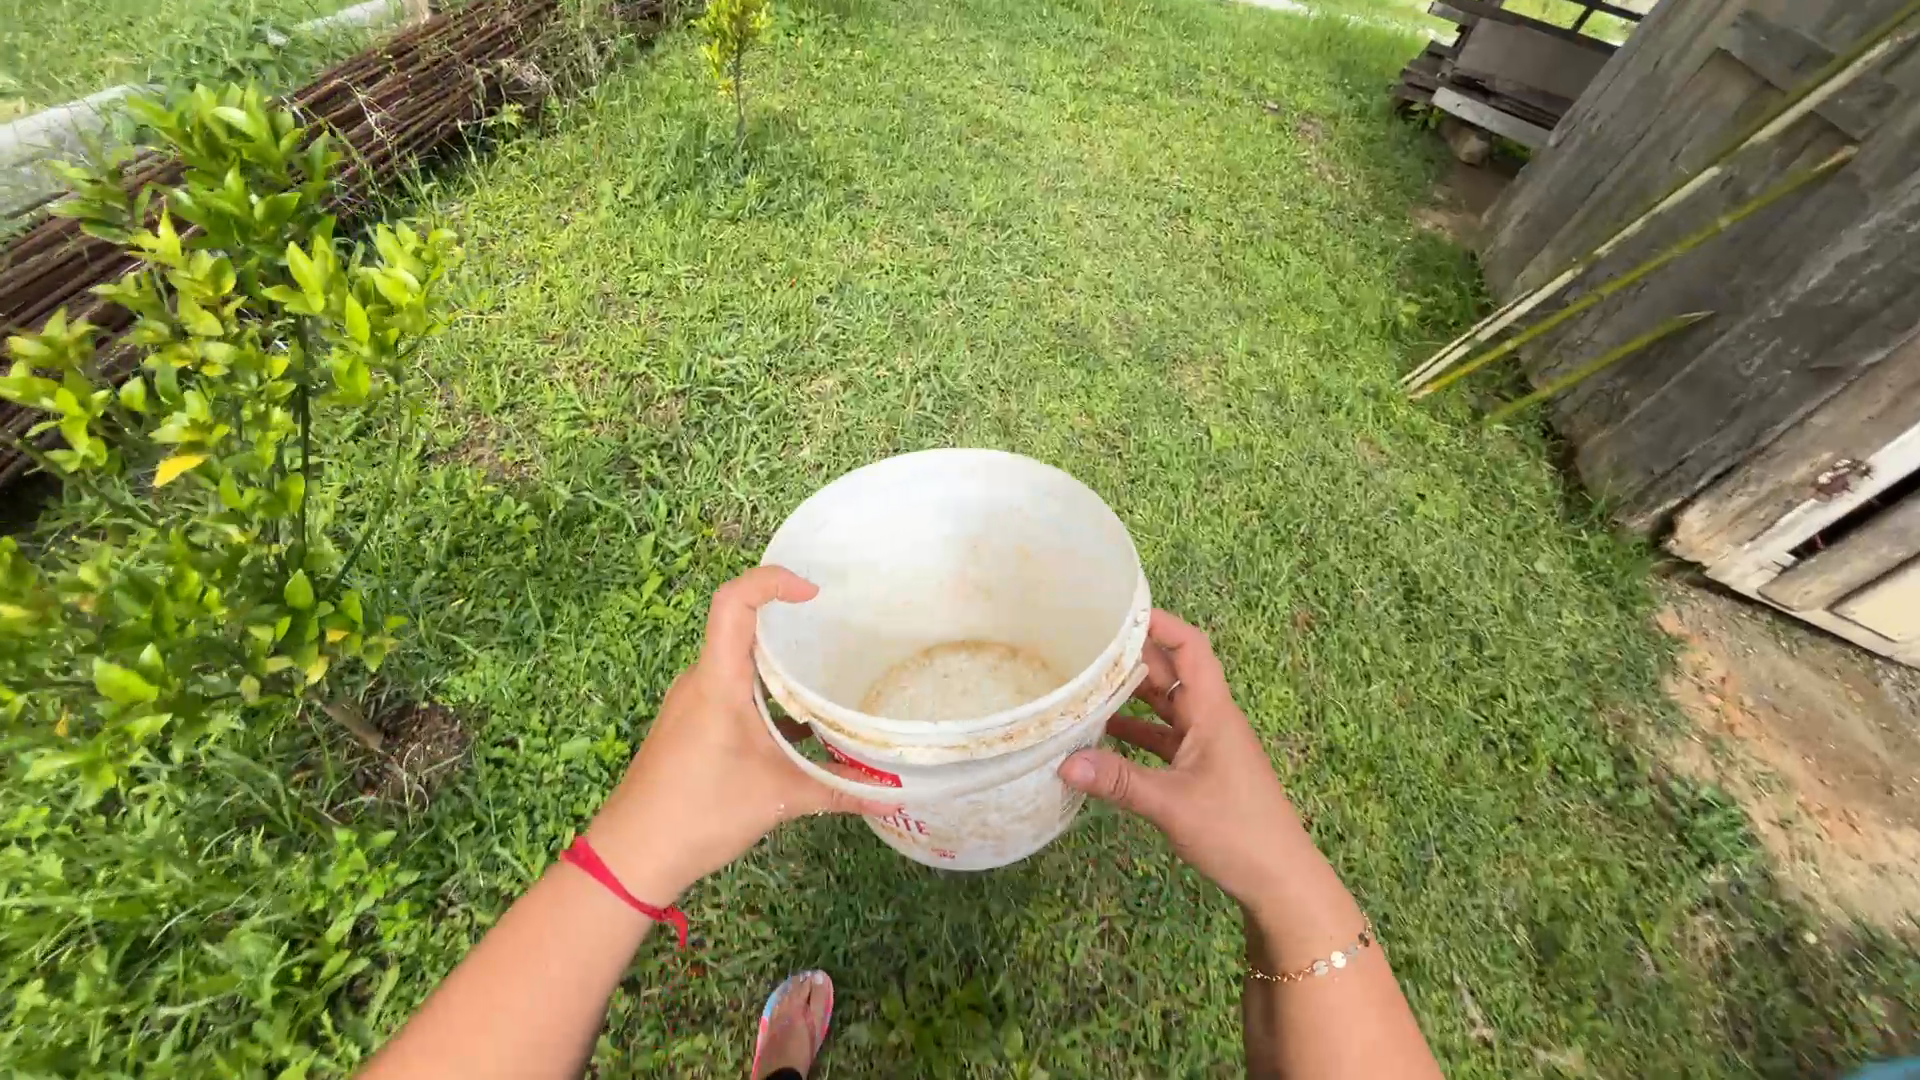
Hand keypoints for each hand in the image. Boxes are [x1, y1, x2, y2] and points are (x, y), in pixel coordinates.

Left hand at [585, 566, 896, 903]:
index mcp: (718, 681)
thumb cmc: (701, 812)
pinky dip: (766, 694)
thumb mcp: (779, 796)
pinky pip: (733, 688)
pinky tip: (799, 722)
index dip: (772, 581)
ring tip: (826, 673)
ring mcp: (693, 701)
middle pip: (741, 625)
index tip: (814, 594)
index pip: (734, 602)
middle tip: (836, 630)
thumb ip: (838, 790)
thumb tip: (892, 798)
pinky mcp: (692, 723)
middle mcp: (702, 680)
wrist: (631, 857)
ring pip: (739, 660)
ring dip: (779, 663)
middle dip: (788, 621)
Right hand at [1058, 609, 1307, 907]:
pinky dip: (1136, 733)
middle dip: (1133, 656)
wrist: (1283, 883)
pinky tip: (1103, 739)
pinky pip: (1164, 738)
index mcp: (1213, 712)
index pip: (1191, 647)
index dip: (1160, 623)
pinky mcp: (1202, 770)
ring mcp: (1207, 745)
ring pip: (1166, 706)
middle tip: (1087, 646)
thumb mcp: (1171, 804)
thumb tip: (1063, 762)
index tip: (1119, 612)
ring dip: (1131, 695)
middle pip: (1172, 672)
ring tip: (1087, 685)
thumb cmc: (1237, 832)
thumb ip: (1118, 780)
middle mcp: (1211, 719)